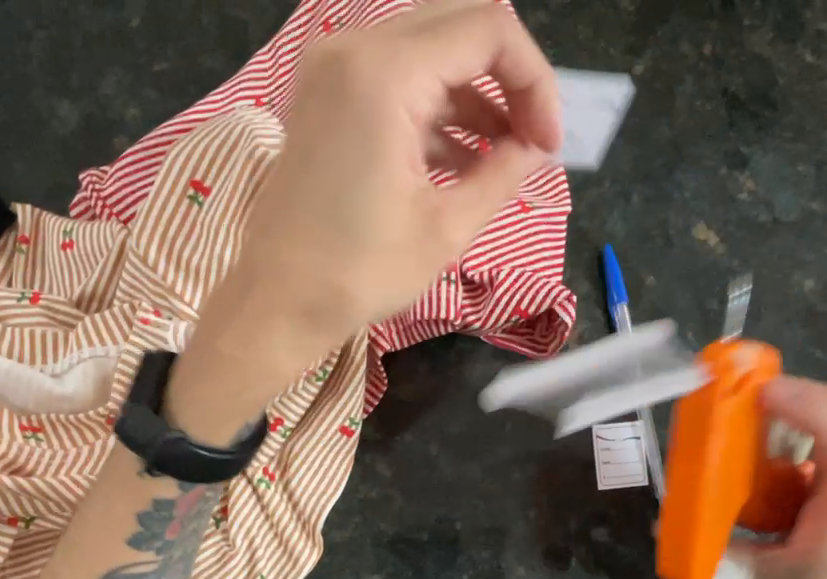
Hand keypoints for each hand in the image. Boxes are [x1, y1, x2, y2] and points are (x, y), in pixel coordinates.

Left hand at [199, 0, 558, 350]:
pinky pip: (397, 79)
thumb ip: (501, 174)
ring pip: (429, 51)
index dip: (535, 82)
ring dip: (475, 97)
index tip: (548, 144)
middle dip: (508, 81)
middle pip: (459, 27)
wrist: (278, 302)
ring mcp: (333, 70)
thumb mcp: (446, 229)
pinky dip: (436, 109)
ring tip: (504, 158)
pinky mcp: (326, 97)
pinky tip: (464, 160)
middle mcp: (354, 50)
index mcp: (384, 74)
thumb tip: (534, 149)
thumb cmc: (360, 273)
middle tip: (531, 141)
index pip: (488, 31)